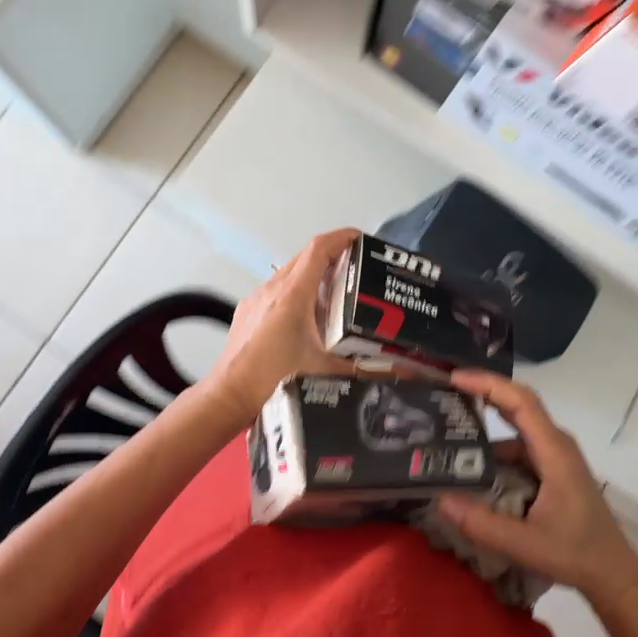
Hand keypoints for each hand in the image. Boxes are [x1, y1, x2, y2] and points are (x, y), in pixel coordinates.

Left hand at [202, 229, 359, 426]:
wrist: (228, 398)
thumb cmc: (277, 382)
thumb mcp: (330, 375)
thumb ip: (370, 372)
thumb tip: (409, 373)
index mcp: (293, 295)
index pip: (319, 249)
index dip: (342, 238)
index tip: (363, 240)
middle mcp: (272, 289)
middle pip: (305, 259)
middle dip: (333, 258)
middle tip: (360, 272)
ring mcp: (256, 300)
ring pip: (289, 275)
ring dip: (314, 277)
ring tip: (340, 295)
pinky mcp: (247, 314)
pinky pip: (276, 292)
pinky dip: (297, 294)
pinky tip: (309, 320)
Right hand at [436, 370, 637, 604]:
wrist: (614, 574)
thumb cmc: (576, 554)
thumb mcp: (525, 545)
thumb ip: (482, 524)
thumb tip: (439, 499)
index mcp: (554, 452)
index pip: (521, 402)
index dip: (488, 384)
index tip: (455, 379)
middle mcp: (556, 445)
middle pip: (517, 406)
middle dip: (481, 394)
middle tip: (443, 394)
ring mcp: (555, 457)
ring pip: (515, 429)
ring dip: (484, 427)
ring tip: (446, 431)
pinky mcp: (552, 470)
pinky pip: (518, 448)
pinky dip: (493, 450)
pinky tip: (470, 465)